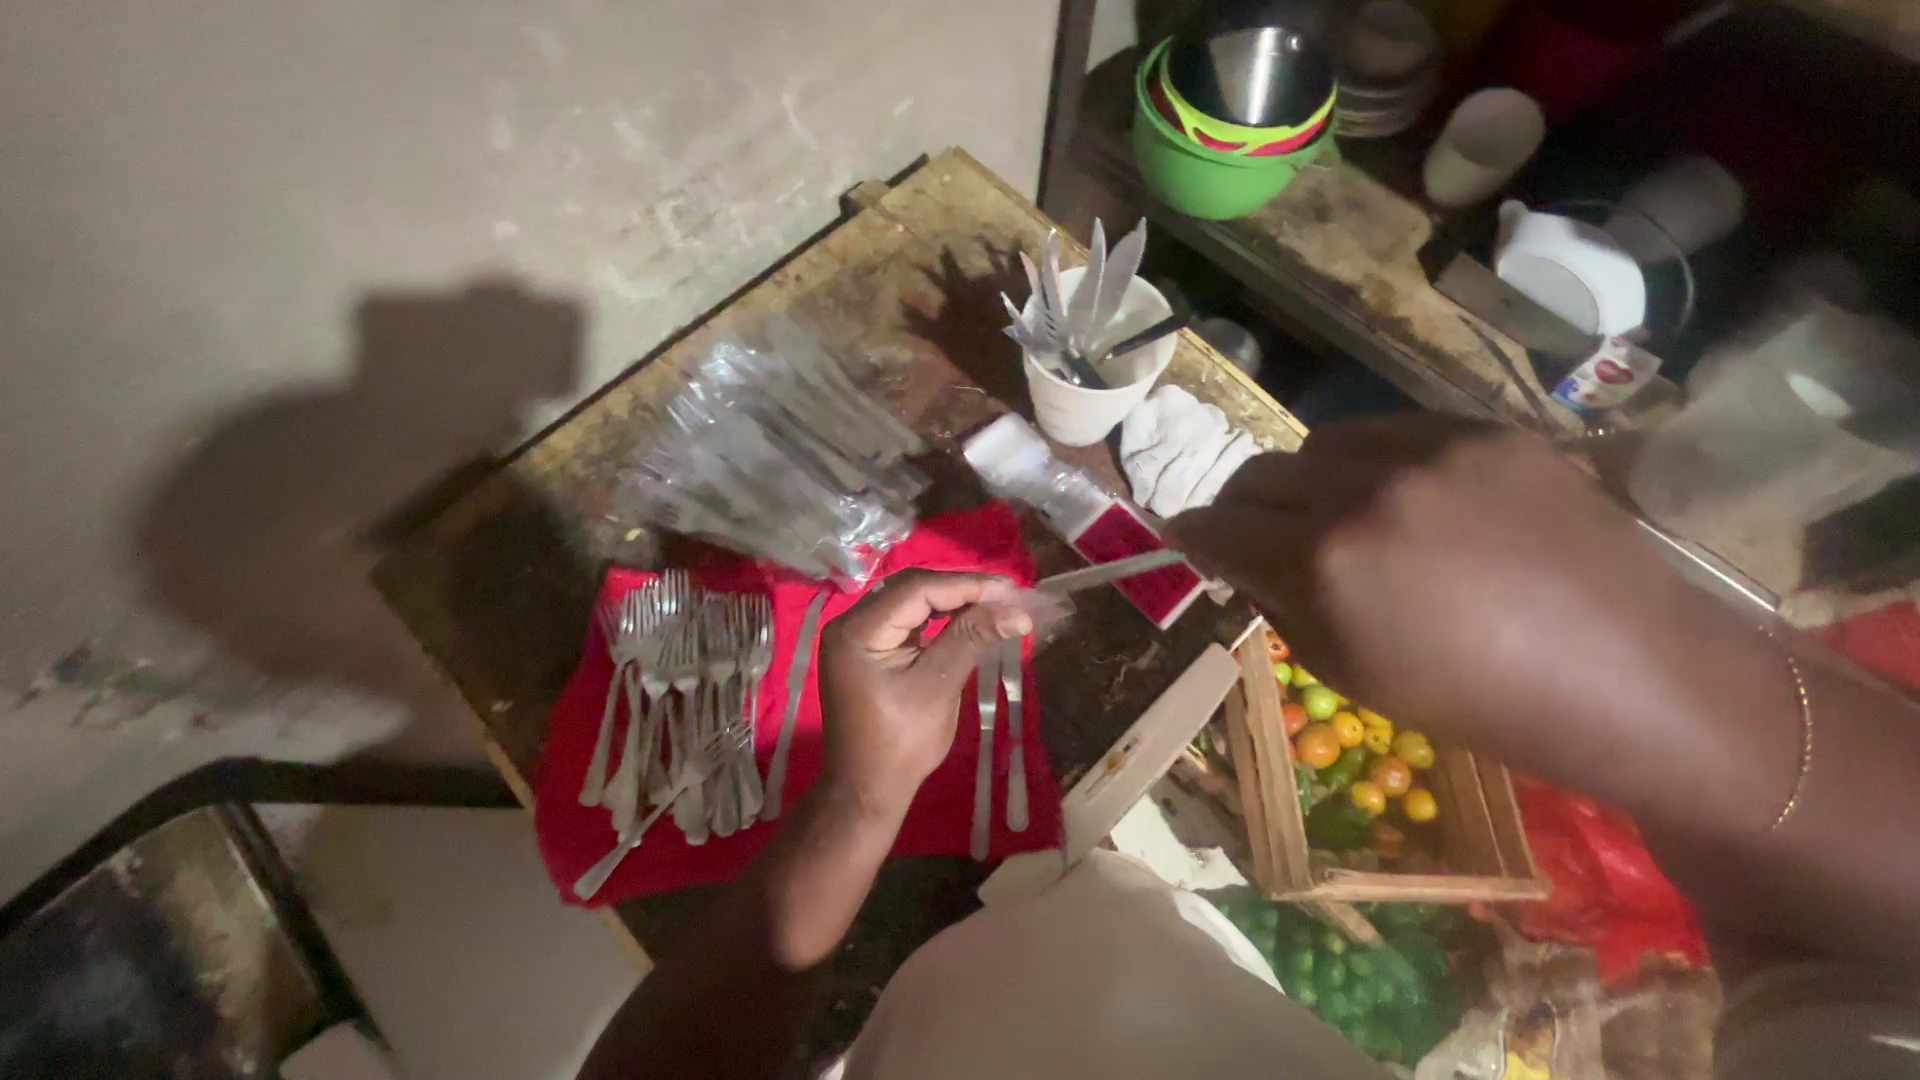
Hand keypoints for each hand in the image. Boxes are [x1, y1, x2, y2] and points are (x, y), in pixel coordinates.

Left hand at [816, 569, 1032, 814]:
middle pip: (910, 589)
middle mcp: (849, 623)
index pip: (916, 590)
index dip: (965, 585)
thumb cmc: (901, 744)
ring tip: (993, 603)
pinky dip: (936, 617)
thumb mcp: (938, 687)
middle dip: (959, 589)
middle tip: (1006, 594)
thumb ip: (971, 639)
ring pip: (909, 601)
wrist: (867, 789)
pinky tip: (965, 618)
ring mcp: (856, 635)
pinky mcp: (867, 647)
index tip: (1008, 589)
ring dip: (950, 600)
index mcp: (857, 631)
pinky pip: (905, 620)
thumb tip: (1017, 610)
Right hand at [1166, 415, 1786, 824]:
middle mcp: (1363, 489)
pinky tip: (1403, 497)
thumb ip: (1277, 602)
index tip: (1186, 539)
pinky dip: (1372, 461)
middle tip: (1256, 535)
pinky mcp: (1484, 430)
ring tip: (1337, 512)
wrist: (1631, 678)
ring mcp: (1429, 449)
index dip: (1191, 535)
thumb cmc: (1474, 700)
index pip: (1217, 525)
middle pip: (1256, 473)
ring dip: (1306, 479)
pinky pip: (1392, 429)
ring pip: (1318, 441)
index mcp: (1323, 562)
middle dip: (1241, 508)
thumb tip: (1240, 561)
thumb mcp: (1345, 669)